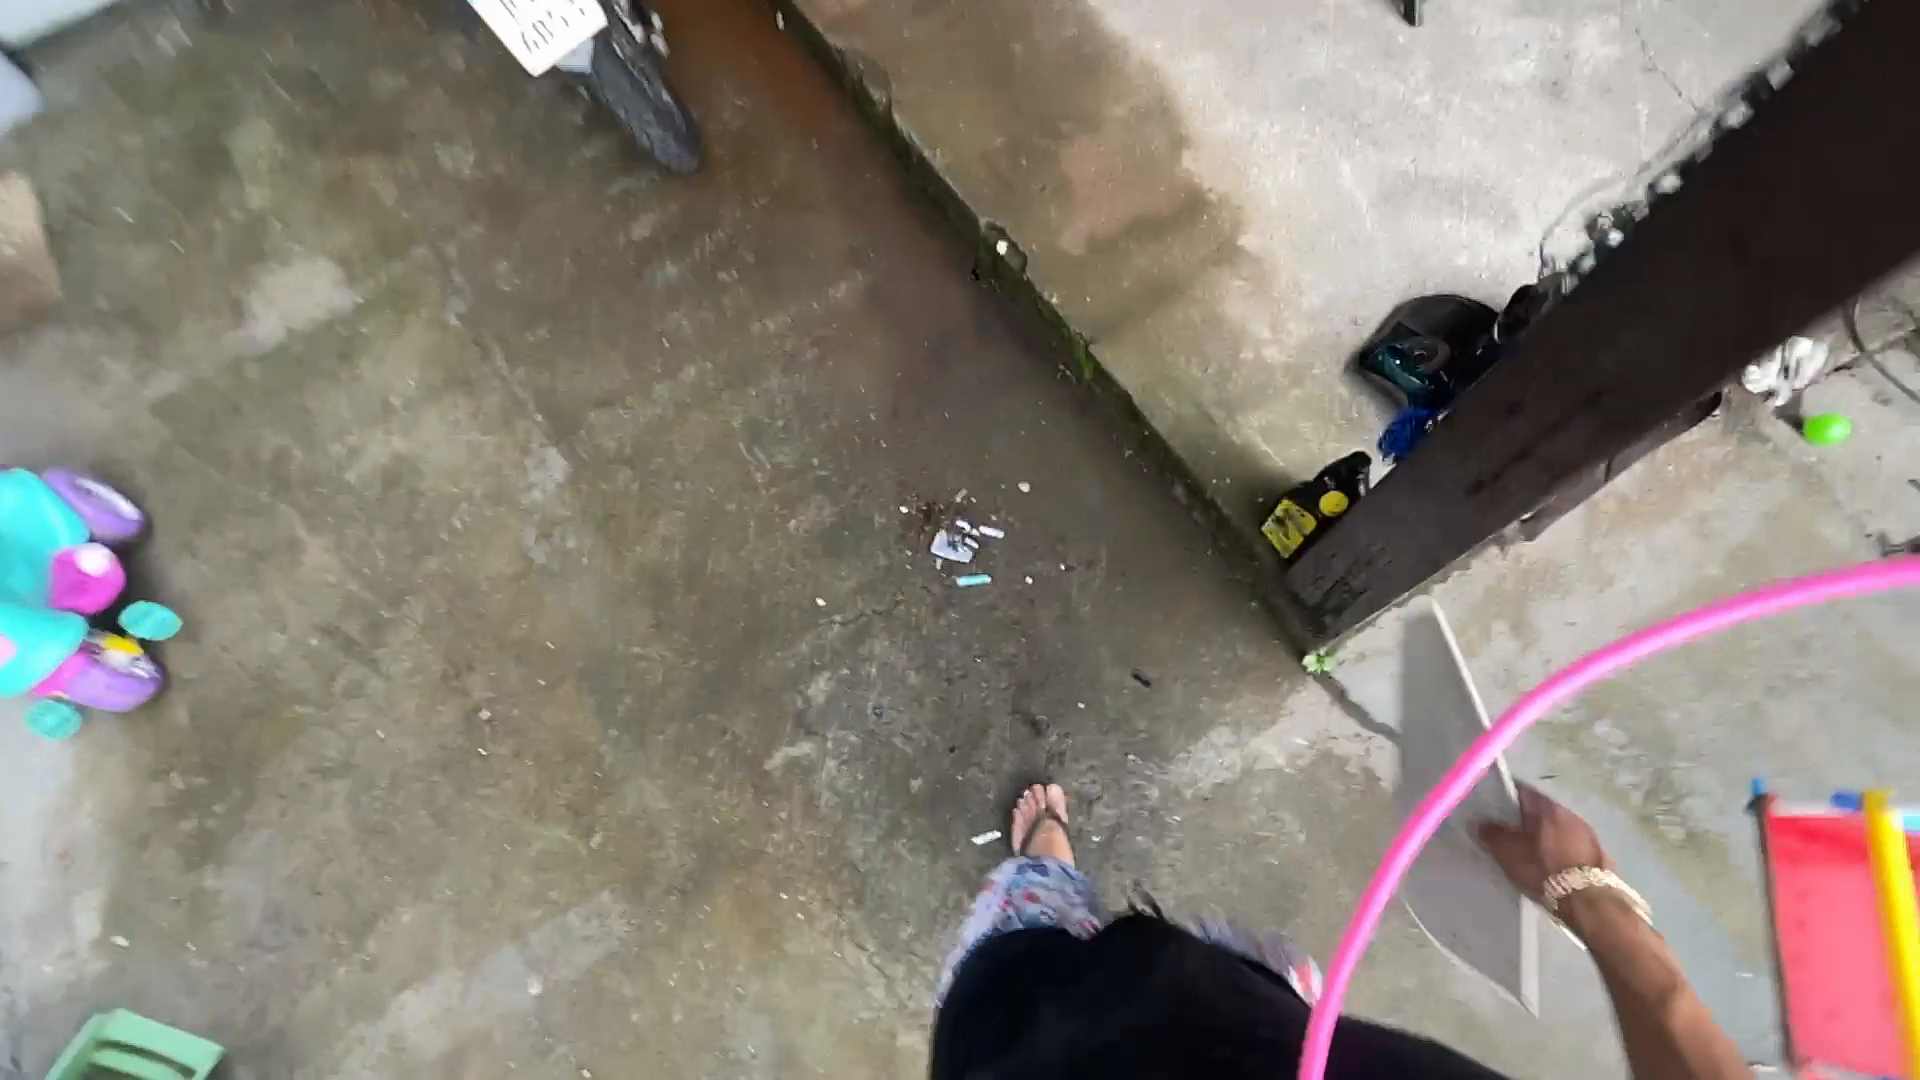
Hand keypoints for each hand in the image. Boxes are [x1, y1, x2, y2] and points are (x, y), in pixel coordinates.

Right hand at [1477, 783, 1610, 902]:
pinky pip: (1571, 844)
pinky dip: (1559, 848)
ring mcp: (1589, 834)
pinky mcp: (1600, 855)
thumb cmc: (1543, 870)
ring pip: (1557, 827)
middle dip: (1525, 818)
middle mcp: (1570, 814)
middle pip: (1540, 809)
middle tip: (1508, 830)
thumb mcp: (1506, 852)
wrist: (1591, 905)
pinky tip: (1550, 863)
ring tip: (1529, 849)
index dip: (1503, 796)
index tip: (1491, 807)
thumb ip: (1490, 833)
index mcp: (1546, 807)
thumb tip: (1481, 823)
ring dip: (1544, 834)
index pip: (1520, 790)